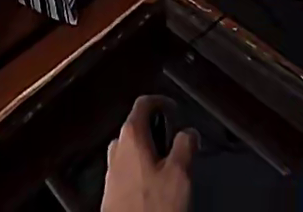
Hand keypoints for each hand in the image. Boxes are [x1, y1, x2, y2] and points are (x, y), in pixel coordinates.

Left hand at [103, 96, 194, 211]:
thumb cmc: (151, 207)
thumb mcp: (178, 176)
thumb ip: (185, 148)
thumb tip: (189, 132)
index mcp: (131, 134)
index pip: (144, 103)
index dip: (161, 101)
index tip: (174, 107)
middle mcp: (118, 144)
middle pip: (139, 125)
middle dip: (159, 130)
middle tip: (178, 142)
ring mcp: (113, 163)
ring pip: (135, 146)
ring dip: (152, 150)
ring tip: (172, 166)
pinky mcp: (113, 183)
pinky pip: (130, 164)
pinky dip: (145, 165)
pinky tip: (157, 184)